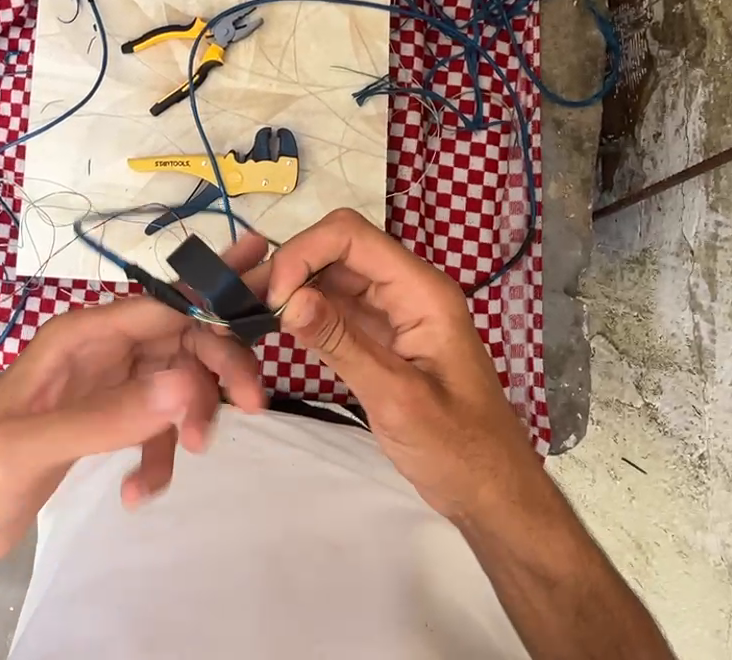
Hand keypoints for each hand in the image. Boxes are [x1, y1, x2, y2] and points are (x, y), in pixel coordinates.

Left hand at [0, 234, 269, 567]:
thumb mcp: (32, 445)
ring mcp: (104, 388)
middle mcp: (97, 351)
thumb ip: (109, 416)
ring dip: (189, 420)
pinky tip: (136, 492)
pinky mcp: (105, 423)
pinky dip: (159, 456)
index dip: (213, 308)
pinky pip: (155, 426)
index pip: (161, 309)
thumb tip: (189, 384)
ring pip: (175, 384)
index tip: (263, 321)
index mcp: (78, 335)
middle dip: (214, 371)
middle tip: (251, 405)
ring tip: (179, 464)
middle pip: (179, 342)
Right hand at [262, 208, 532, 518]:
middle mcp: (403, 289)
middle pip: (333, 250)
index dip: (303, 253)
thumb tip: (289, 299)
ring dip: (286, 290)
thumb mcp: (398, 398)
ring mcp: (388, 311)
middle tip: (242, 306)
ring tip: (244, 316)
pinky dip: (297, 313)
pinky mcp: (374, 335)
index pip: (351, 236)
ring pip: (326, 277)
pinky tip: (268, 330)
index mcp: (421, 291)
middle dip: (287, 268)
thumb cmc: (459, 449)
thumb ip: (343, 345)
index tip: (271, 297)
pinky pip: (329, 308)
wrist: (490, 494)